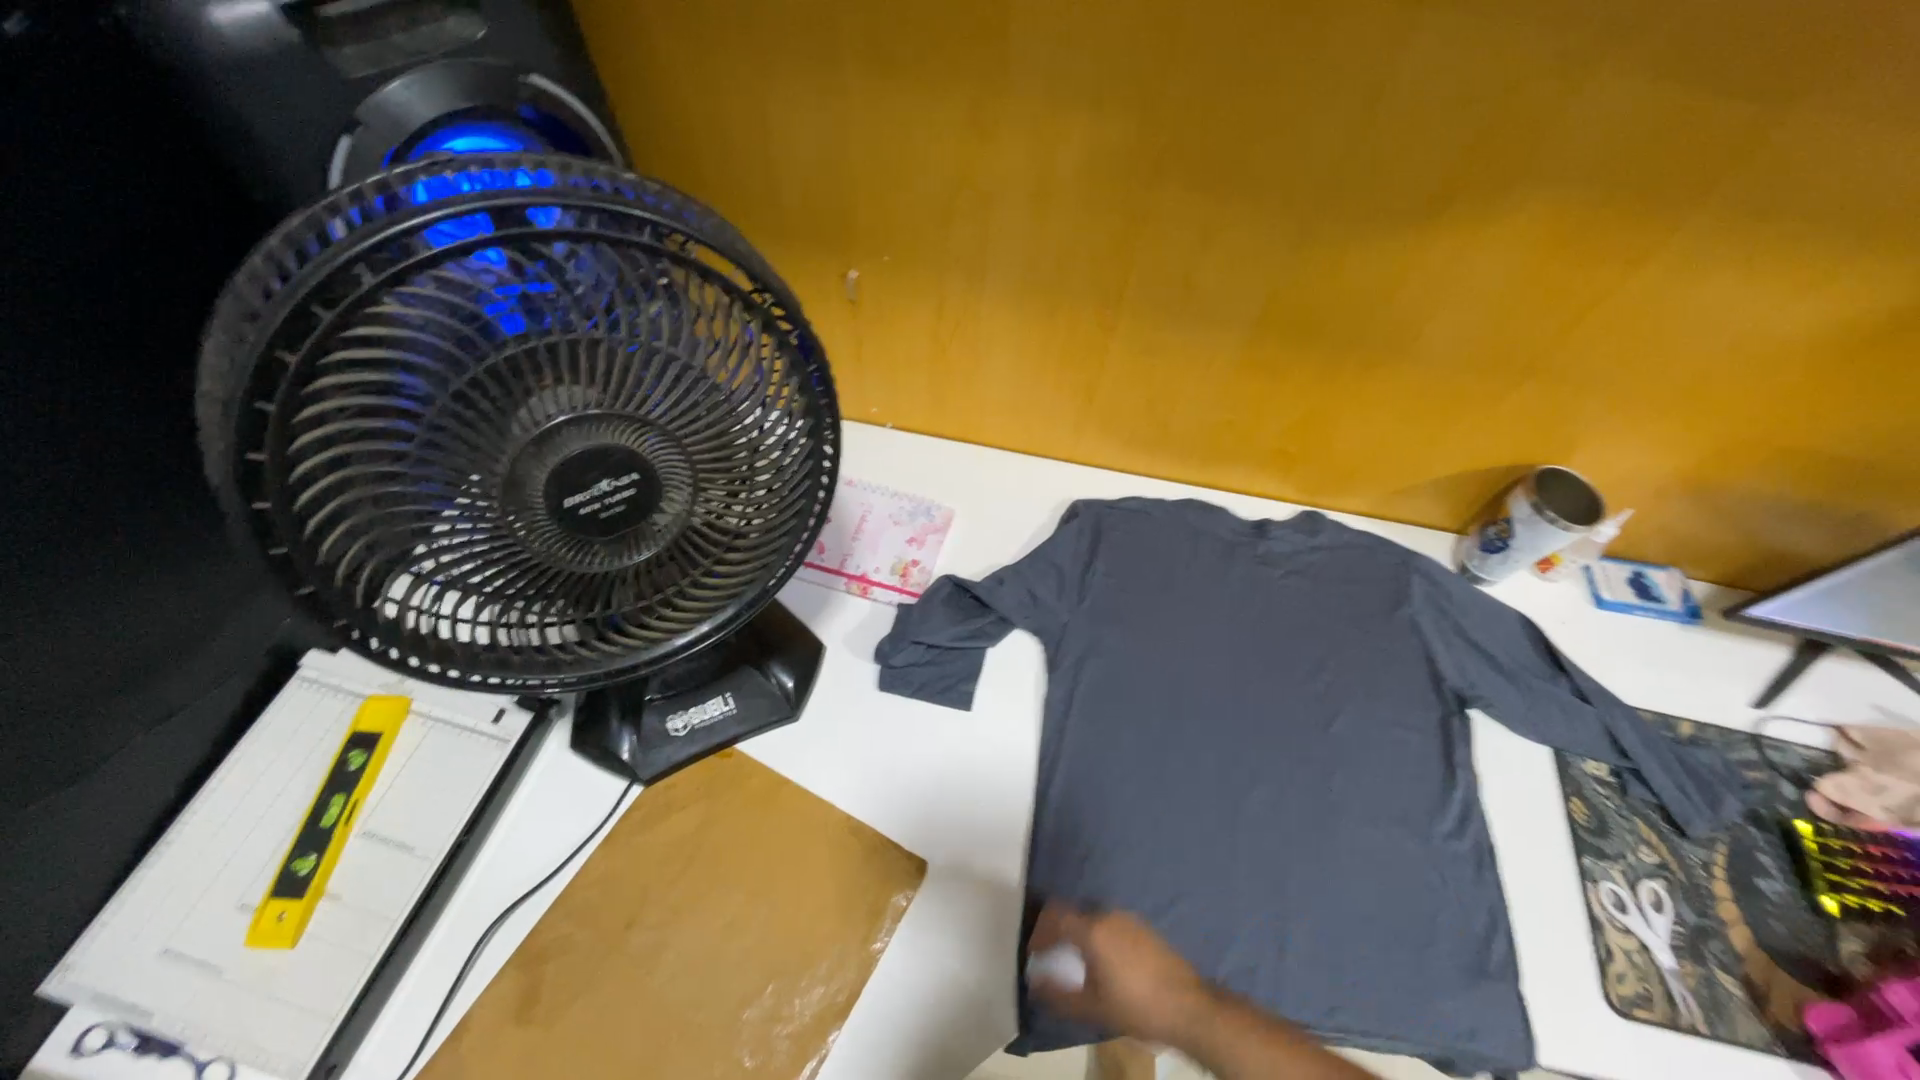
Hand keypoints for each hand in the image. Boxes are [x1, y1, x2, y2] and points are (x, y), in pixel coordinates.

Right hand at [1026, 902, 1212, 1045]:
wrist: (1189, 1007)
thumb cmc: (1136, 1006)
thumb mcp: (1092, 1007)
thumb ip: (1058, 994)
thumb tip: (1034, 982)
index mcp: (1092, 930)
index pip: (1055, 915)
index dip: (1040, 931)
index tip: (1035, 951)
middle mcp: (1109, 915)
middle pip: (1073, 913)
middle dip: (1058, 930)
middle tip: (1051, 952)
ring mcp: (1130, 919)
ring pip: (1093, 917)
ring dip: (1079, 932)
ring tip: (1076, 958)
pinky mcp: (1145, 928)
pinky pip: (1111, 923)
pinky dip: (1099, 935)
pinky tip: (1104, 960)